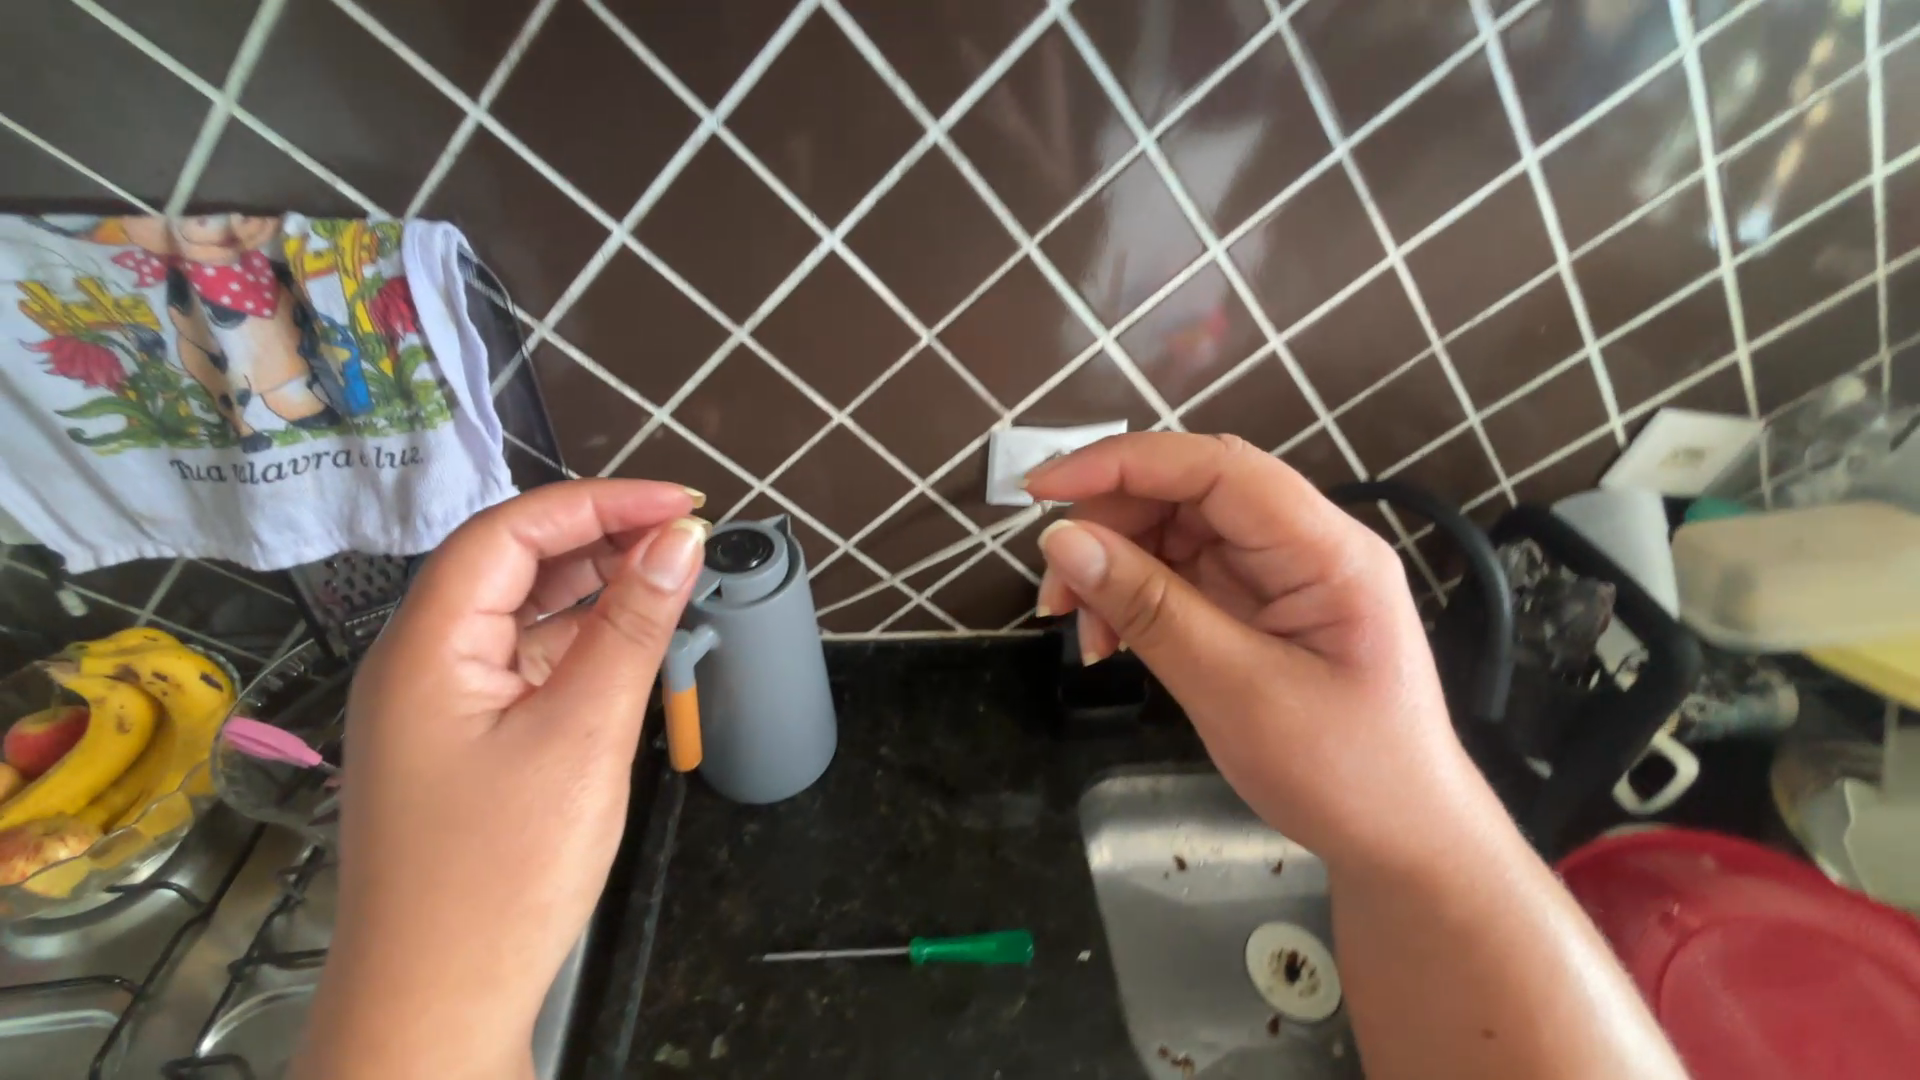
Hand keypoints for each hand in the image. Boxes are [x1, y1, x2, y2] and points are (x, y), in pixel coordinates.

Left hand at [294, 480, 709, 1077]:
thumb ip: (633, 627)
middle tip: (687, 536)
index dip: (600, 503)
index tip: (684, 505)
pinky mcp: (472, 735)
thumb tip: (682, 540)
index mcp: (427, 646)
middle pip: (513, 563)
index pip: (512, 533)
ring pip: (525, 611)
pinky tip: (633, 636)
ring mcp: (446, 700)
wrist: (440, 1008)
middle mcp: (424, 659)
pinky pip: (532, 658)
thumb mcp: (583, 734)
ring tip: (671, 574)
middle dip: (602, 537)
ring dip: (597, 586)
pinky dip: (586, 637)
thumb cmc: (506, 871)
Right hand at [1027, 433, 1493, 867]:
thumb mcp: (1237, 692)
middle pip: (1185, 495)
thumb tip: (1061, 540)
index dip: (1123, 464)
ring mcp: (1272, 573)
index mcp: (1324, 549)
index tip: (1043, 490)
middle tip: (1056, 590)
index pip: (1216, 469)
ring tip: (1079, 630)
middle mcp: (1298, 544)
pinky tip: (1107, 642)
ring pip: (1169, 534)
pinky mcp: (1249, 604)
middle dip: (1108, 529)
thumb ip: (1150, 609)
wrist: (1398, 840)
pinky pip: (1172, 577)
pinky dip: (1127, 601)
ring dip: (1110, 570)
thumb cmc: (1342, 773)